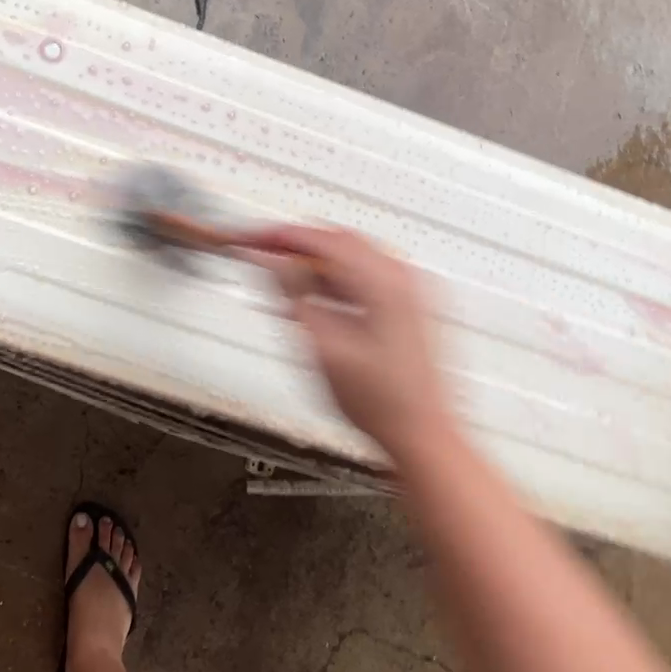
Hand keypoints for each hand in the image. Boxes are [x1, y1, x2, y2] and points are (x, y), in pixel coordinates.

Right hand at [233, 226, 454, 458]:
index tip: (248, 239)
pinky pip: (363, 277)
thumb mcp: (322, 345)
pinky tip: (308, 299)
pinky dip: (332, 281)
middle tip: (256, 251)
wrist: (422, 435)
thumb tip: (270, 260)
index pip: (320, 239)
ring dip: (311, 264)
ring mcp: (412, 293)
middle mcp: (403, 279)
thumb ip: (293, 294)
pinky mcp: (410, 308)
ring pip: (350, 258)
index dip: (277, 236)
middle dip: (293, 245)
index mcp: (383, 282)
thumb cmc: (381, 402)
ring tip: (276, 279)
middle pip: (337, 241)